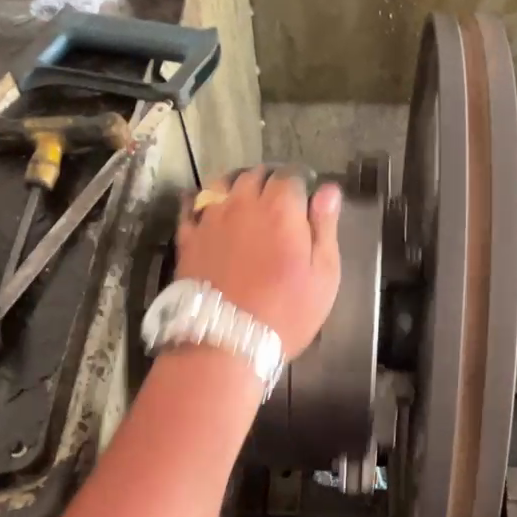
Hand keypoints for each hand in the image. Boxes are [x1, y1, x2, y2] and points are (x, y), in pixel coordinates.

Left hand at [177, 166, 340, 352]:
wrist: (226, 341)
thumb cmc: (286, 312)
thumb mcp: (324, 275)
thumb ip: (325, 228)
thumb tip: (328, 191)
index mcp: (281, 207)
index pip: (292, 175)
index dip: (302, 183)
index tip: (307, 197)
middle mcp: (243, 203)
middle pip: (256, 175)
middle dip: (271, 181)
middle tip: (280, 201)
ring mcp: (211, 218)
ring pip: (223, 182)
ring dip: (238, 185)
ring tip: (246, 200)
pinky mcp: (188, 237)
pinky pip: (192, 204)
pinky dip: (203, 200)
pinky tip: (210, 209)